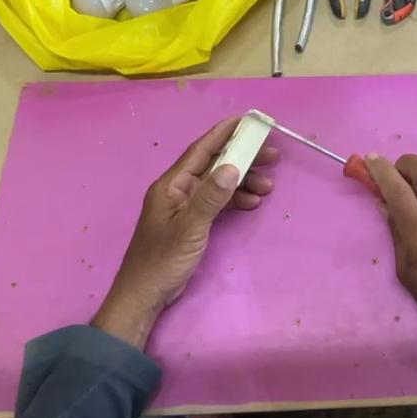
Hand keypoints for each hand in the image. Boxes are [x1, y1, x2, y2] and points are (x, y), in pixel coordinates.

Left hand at [93, 116, 277, 347]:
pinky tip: (252, 202)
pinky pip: (217, 202)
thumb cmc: (163, 261)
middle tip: (272, 156)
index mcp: (171, 185)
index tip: (248, 121)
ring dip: (243, 182)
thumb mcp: (190, 228)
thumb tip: (233, 166)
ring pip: (219, 184)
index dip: (224, 133)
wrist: (144, 296)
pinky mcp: (192, 222)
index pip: (201, 150)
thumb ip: (211, 197)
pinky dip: (235, 200)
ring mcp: (184, 206)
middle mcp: (178, 190)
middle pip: (214, 165)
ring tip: (268, 186)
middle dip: (242, 159)